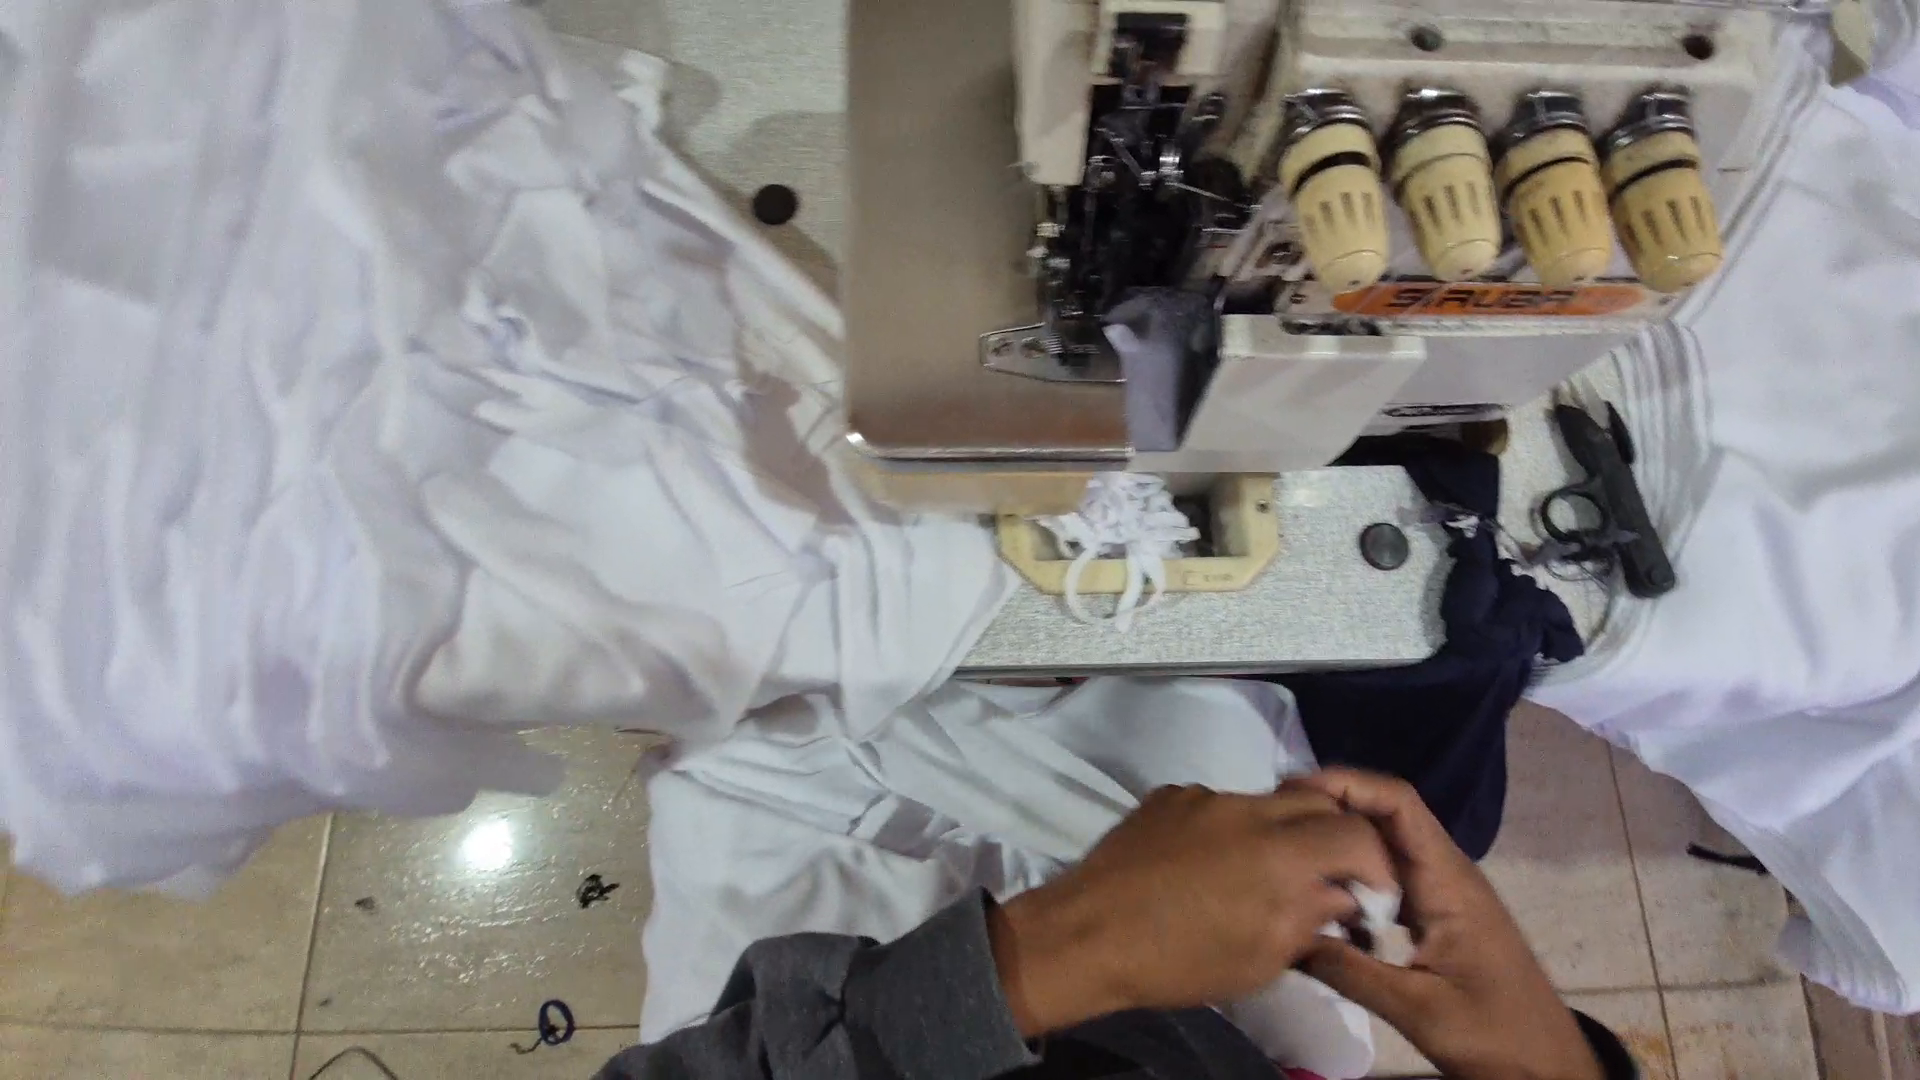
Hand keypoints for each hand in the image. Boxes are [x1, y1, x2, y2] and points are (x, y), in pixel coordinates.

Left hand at [987, 784, 1395, 1036]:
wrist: (1090, 930)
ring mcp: (1199, 795)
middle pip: (1312, 801)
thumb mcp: (1261, 957)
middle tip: (1325, 873)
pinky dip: (1227, 828)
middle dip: (1332, 834)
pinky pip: (1214, 804)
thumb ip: (1309, 916)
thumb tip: (1337, 892)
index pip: (1352, 832)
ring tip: (1257, 872)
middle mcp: (1242, 807)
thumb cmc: (1181, 959)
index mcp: (1276, 851)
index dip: (1373, 861)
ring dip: (1275, 831)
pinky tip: (1205, 863)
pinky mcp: (1165, 795)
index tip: (1368, 890)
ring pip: (1260, 801)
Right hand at [1293, 769, 1605, 1079]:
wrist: (1554, 1077)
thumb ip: (1348, 970)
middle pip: (1383, 814)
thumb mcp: (1418, 1011)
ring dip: (1339, 838)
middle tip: (1279, 818)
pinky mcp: (1434, 911)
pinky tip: (1322, 894)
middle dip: (1331, 807)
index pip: (1399, 802)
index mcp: (1448, 880)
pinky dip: (1351, 871)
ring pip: (1382, 843)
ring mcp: (1441, 890)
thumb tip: (1284, 935)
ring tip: (1290, 846)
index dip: (1347, 784)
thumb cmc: (1498, 1040)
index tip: (1295, 792)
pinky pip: (1387, 872)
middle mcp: (1445, 872)